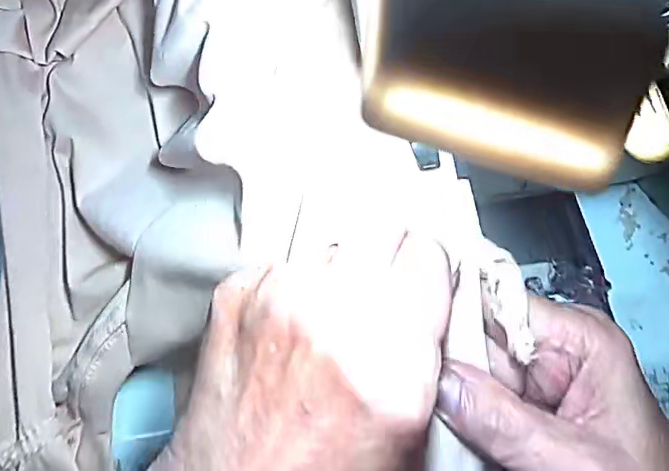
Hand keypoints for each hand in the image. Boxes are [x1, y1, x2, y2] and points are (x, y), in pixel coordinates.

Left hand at [156, 229, 452, 470]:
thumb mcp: (407, 437)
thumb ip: (424, 359)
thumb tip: (432, 300)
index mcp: (391, 364)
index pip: (426, 253)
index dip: (426, 270)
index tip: (419, 281)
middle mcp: (334, 317)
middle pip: (379, 231)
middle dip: (384, 260)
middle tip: (377, 296)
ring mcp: (278, 297)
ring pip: (329, 245)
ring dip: (335, 273)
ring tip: (327, 319)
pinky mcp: (235, 291)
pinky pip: (281, 263)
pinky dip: (289, 285)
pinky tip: (286, 325)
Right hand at [435, 296, 668, 470]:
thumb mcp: (577, 459)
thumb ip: (506, 421)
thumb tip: (440, 380)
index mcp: (581, 338)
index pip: (501, 301)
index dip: (456, 308)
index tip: (414, 312)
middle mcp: (557, 349)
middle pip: (482, 335)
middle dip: (452, 354)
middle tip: (411, 362)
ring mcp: (540, 382)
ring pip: (475, 370)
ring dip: (452, 384)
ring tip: (425, 391)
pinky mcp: (529, 413)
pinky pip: (482, 400)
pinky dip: (463, 410)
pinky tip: (446, 416)